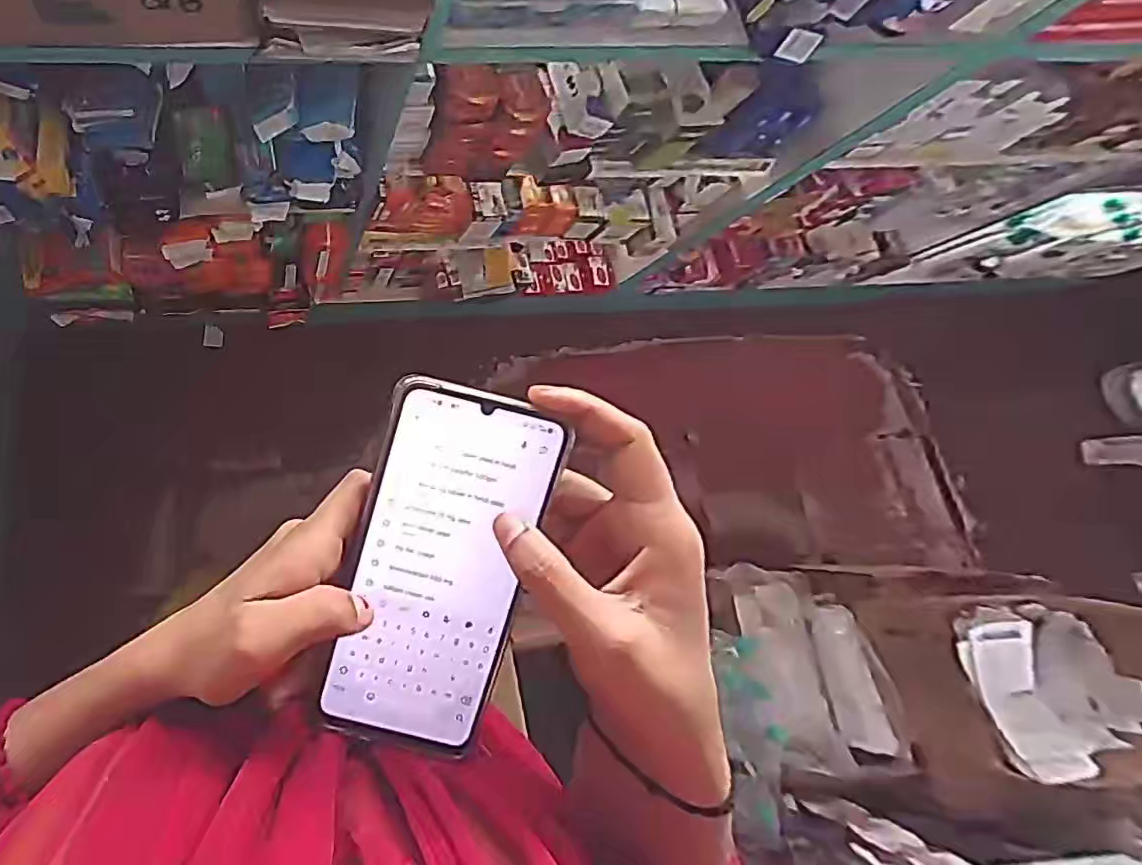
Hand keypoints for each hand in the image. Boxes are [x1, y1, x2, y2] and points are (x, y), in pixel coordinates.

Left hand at [154, 470, 374, 706]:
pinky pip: (330, 603)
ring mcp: (301, 565)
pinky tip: (297, 664)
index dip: (392, 495)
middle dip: (374, 589)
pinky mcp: (295, 587)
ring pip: (350, 584)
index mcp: (306, 545)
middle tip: (361, 630)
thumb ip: (319, 614)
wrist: (175, 660)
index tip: (422, 518)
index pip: (356, 491)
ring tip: (304, 661)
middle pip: (365, 544)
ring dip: (340, 624)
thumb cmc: (212, 645)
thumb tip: (366, 606)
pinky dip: (323, 634)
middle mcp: (306, 546)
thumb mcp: (267, 635)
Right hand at [492, 386, 726, 803]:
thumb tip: (506, 525)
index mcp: (658, 530)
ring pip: (556, 508)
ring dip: (521, 511)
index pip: (628, 445)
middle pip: (578, 475)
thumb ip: (550, 577)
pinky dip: (521, 540)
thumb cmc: (660, 693)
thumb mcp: (603, 635)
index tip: (540, 399)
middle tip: (484, 467)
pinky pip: (548, 538)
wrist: (663, 743)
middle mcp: (635, 529)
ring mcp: (609, 549)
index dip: (586, 412)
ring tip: (479, 513)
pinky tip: (494, 547)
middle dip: (531, 472)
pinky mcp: (588, 570)